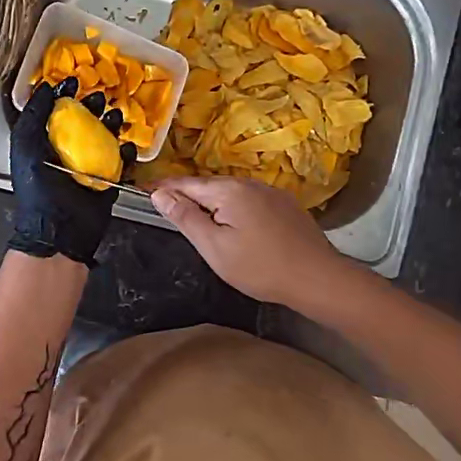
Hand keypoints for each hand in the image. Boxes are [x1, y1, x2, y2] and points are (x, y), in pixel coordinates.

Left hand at [7, 78, 136, 265]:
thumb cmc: (39, 188)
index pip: (58, 112)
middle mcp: (68, 153)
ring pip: (107, 139)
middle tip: (101, 98)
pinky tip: (128, 147)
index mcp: (45, 143)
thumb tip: (45, 87)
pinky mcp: (107, 182)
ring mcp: (88, 168)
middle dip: (95, 106)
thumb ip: (34, 115)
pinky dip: (128, 154)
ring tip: (117, 118)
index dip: (67, 95)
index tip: (76, 81)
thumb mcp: (26, 145)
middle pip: (86, 121)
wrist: (60, 230)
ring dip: (114, 126)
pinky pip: (122, 163)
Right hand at [150, 175, 360, 304]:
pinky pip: (249, 200)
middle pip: (209, 185)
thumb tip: (160, 194)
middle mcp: (249, 183)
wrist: (316, 277)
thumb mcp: (214, 247)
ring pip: (230, 192)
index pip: (186, 183)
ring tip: (196, 217)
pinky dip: (233, 207)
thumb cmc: (259, 267)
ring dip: (211, 201)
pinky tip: (233, 224)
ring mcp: (270, 192)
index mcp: (228, 190)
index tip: (144, 190)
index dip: (164, 187)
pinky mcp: (285, 205)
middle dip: (187, 193)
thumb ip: (186, 218)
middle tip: (166, 206)